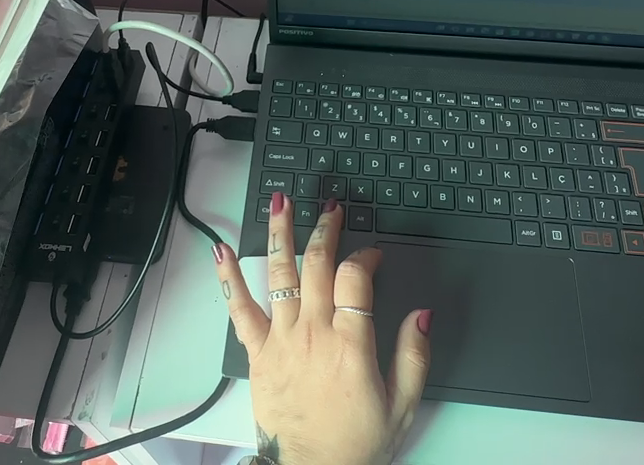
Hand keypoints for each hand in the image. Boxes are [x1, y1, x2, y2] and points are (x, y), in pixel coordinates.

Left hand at [213, 193, 430, 464]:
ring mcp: (282, 339)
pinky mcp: (258, 353)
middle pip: (317, 264)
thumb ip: (414, 356)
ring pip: (280, 274)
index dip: (365, 256)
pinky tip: (221, 250)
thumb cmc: (354, 443)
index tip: (372, 254)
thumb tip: (422, 314)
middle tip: (330, 207)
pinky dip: (229, 278)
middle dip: (325, 228)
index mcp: (350, 344)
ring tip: (280, 203)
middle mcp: (314, 333)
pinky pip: (240, 310)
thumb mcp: (401, 406)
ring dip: (280, 234)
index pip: (356, 279)